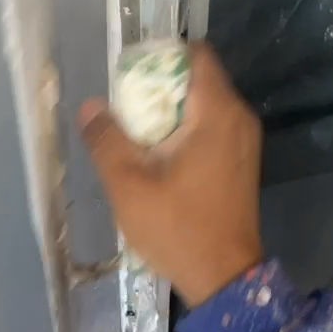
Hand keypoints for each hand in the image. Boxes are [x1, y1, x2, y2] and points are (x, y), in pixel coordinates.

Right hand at [79, 42, 263, 306]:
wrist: (222, 276)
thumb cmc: (176, 229)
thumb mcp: (129, 186)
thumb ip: (107, 141)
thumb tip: (89, 107)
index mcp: (216, 112)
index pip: (194, 55)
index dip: (159, 59)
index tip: (129, 81)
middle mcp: (238, 118)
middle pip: (197, 82)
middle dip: (159, 91)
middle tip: (125, 115)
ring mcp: (243, 144)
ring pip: (203, 111)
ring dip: (170, 118)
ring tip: (137, 143)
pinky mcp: (240, 167)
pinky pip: (211, 134)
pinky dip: (185, 137)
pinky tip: (160, 165)